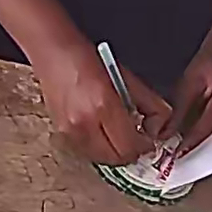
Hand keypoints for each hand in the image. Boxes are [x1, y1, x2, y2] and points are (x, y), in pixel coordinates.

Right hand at [33, 42, 171, 164]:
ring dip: (114, 151)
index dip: (143, 147)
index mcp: (103, 106)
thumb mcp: (125, 77)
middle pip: (116, 159)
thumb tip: (159, 125)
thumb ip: (148, 103)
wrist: (52, 51)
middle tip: (137, 139)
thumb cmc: (88, 58)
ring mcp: (70, 131)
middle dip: (130, 152)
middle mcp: (84, 123)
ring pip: (101, 159)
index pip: (129, 147)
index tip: (149, 140)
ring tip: (119, 133)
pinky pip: (87, 151)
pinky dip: (99, 146)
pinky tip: (102, 129)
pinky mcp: (61, 132)